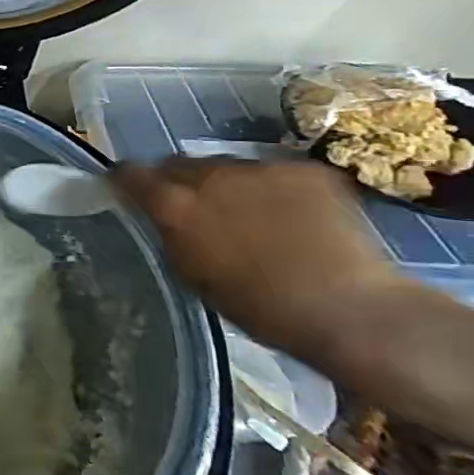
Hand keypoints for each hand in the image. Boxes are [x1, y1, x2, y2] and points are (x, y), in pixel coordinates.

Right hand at [113, 159, 420, 373]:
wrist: (348, 307)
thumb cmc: (263, 310)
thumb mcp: (197, 279)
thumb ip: (174, 238)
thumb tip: (164, 218)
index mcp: (178, 207)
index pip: (133, 175)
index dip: (126, 179)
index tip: (125, 186)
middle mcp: (211, 174)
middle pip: (180, 164)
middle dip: (179, 182)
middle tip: (195, 209)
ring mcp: (259, 166)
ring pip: (228, 167)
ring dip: (228, 185)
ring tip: (251, 216)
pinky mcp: (302, 167)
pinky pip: (274, 172)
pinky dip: (274, 190)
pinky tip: (294, 218)